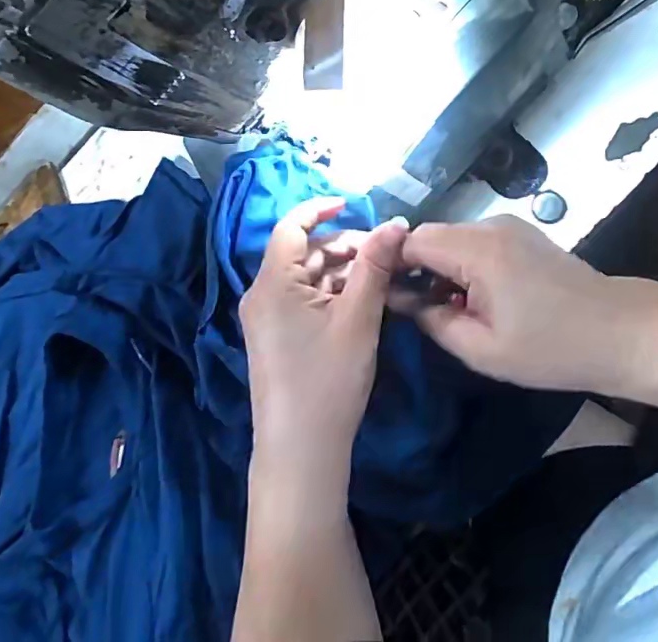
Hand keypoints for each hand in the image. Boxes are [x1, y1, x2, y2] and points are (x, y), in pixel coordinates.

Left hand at [241, 198, 408, 476]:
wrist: (300, 453)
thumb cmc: (328, 380)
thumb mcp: (358, 319)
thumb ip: (375, 266)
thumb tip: (396, 222)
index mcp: (272, 282)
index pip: (291, 226)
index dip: (320, 209)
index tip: (352, 203)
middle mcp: (262, 294)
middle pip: (303, 253)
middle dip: (343, 247)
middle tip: (385, 253)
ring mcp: (266, 318)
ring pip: (306, 278)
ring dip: (341, 271)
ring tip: (382, 277)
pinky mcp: (275, 337)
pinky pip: (302, 300)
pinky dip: (331, 294)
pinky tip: (362, 301)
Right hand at [398, 216, 653, 394]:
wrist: (620, 333)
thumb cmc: (551, 348)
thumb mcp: (482, 349)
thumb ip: (432, 320)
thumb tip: (401, 300)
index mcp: (477, 250)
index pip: (412, 240)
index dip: (388, 262)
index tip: (376, 290)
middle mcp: (488, 226)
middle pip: (430, 235)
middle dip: (411, 265)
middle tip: (405, 303)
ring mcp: (507, 226)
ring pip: (450, 237)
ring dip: (436, 264)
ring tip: (437, 303)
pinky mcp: (519, 233)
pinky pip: (472, 240)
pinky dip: (459, 261)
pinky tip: (467, 293)